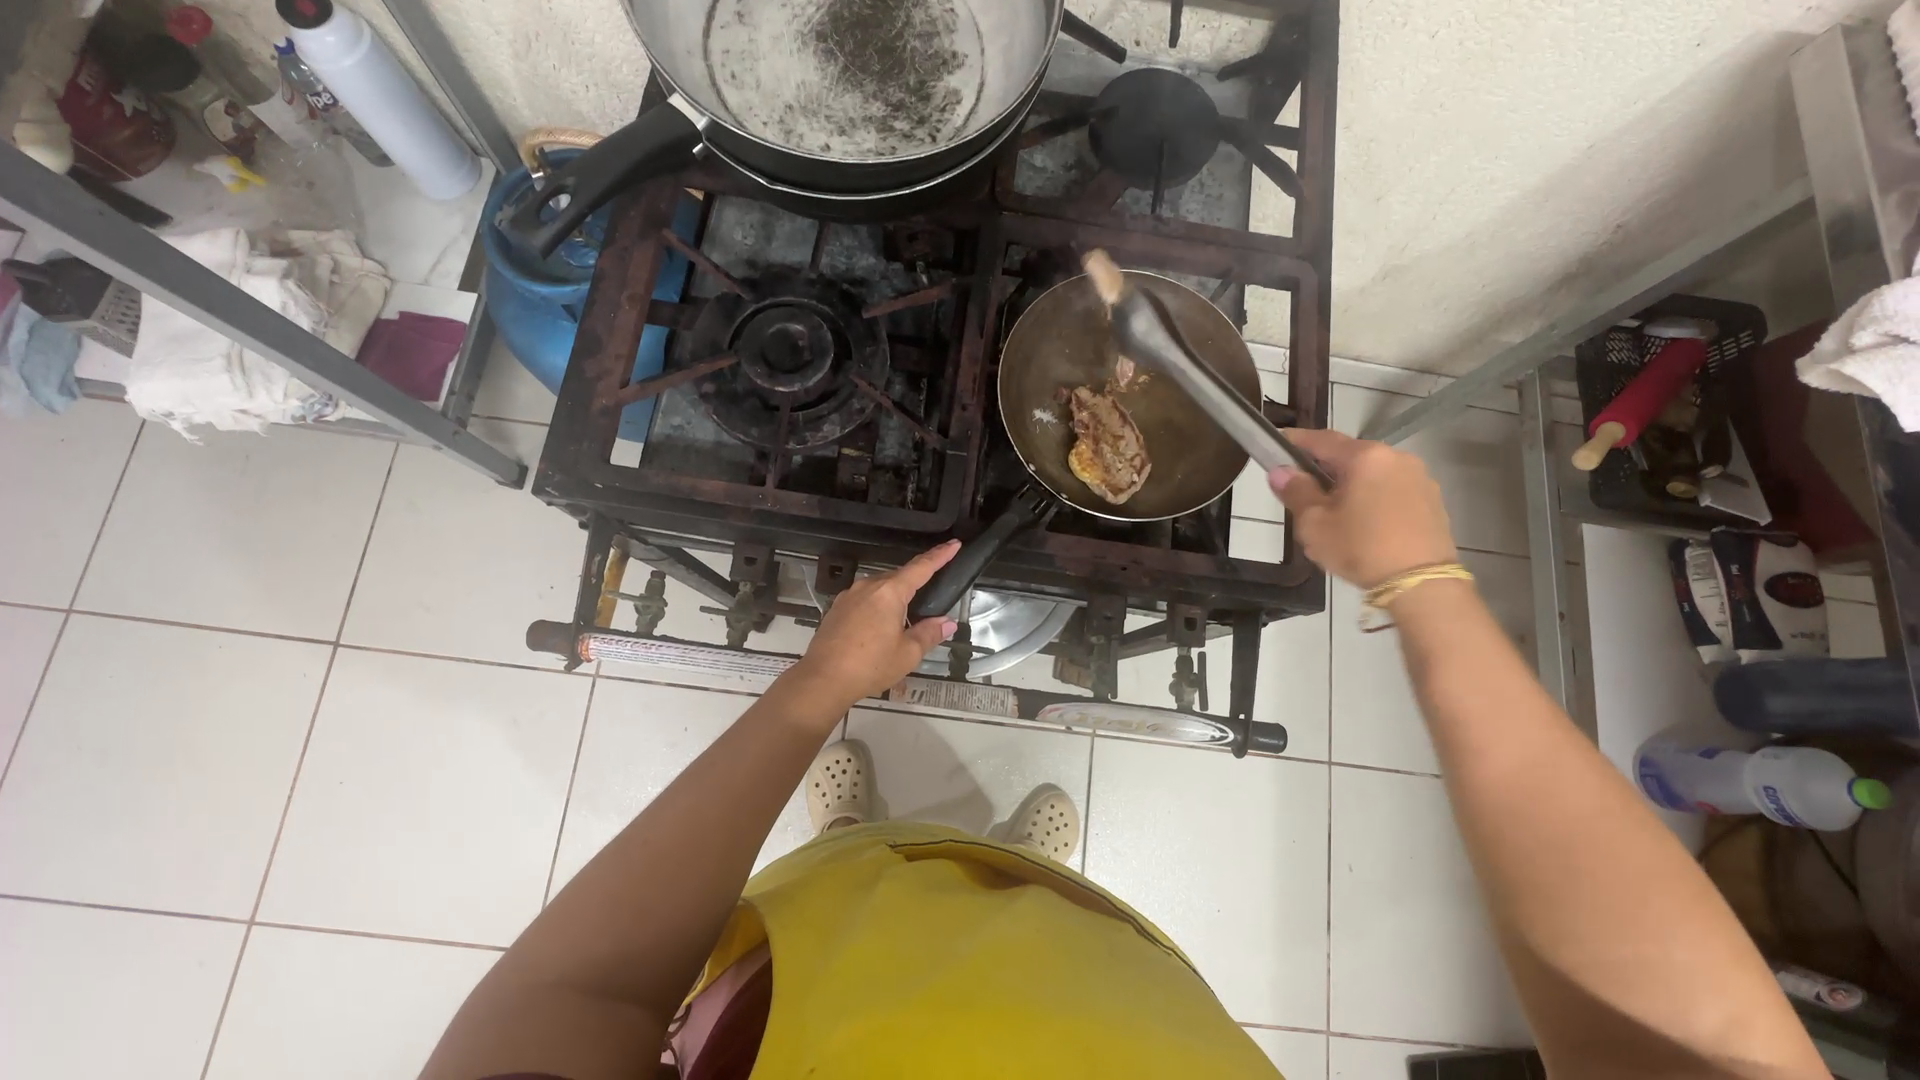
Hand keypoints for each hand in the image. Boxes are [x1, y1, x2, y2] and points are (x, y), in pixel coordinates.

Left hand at [783, 541, 960, 708]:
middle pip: (899, 577)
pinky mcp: (837, 608)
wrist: (823, 679)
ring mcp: (849, 596)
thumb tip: (947, 622)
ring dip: (896, 597)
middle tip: (933, 591)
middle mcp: (868, 587)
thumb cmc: (869, 666)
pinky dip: (878, 606)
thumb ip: (929, 633)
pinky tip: (880, 626)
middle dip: (917, 581)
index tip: (953, 544)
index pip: (921, 568)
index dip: (940, 555)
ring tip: (906, 618)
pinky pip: (865, 599)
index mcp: (889, 592)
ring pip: (880, 588)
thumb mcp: (907, 653)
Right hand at [1269, 428, 1458, 589]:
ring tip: (1337, 511)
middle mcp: (1396, 457)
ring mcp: (1420, 477)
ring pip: (1374, 473)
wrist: (1422, 584)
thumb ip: (1296, 492)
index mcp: (1365, 457)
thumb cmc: (1361, 549)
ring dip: (1353, 484)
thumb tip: (1280, 472)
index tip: (1278, 443)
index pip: (1322, 439)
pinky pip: (1393, 489)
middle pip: (1351, 456)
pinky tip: (1366, 523)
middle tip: (1305, 489)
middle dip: (1326, 468)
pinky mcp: (1433, 499)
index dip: (1296, 440)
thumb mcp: (1315, 524)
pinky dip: (1375, 498)